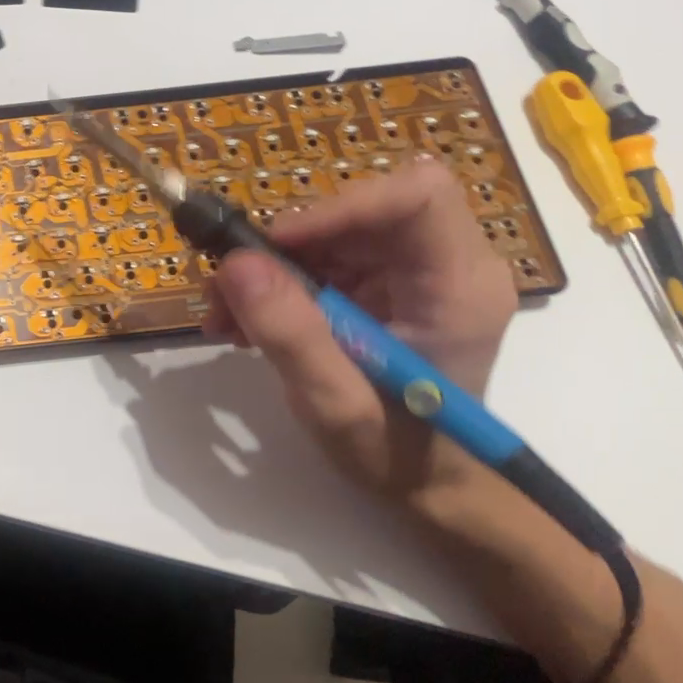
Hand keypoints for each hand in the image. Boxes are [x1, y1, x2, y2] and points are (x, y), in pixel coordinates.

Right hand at [202, 157, 517, 510]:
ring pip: (331, 234)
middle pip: (360, 212)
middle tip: (224, 291)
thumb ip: (291, 333)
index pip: (416, 199)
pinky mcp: (381, 287)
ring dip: (268, 267)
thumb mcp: (335, 402)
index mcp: (458, 287)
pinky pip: (321, 261)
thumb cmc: (395, 451)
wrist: (424, 484)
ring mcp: (411, 275)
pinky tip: (244, 322)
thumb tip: (236, 263)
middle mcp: (444, 266)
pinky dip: (273, 284)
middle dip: (284, 245)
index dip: (338, 207)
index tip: (271, 245)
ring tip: (224, 317)